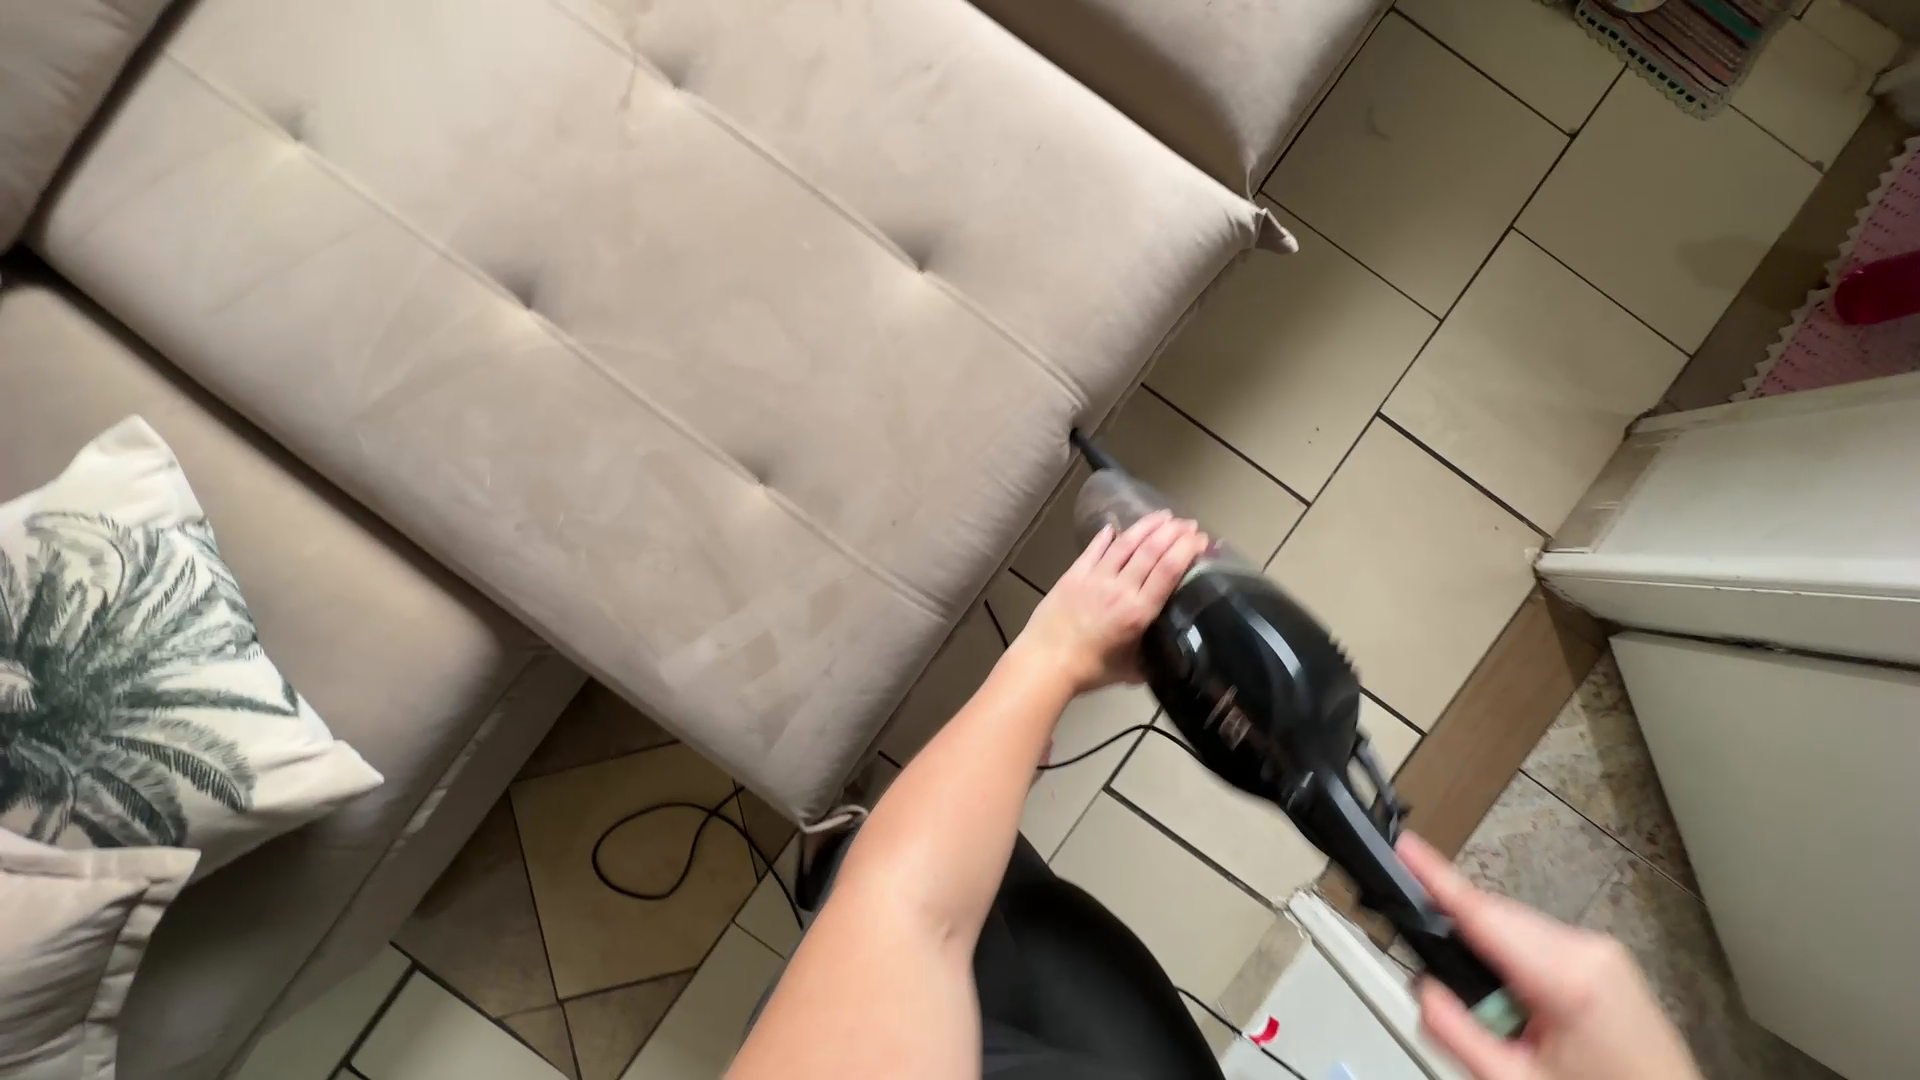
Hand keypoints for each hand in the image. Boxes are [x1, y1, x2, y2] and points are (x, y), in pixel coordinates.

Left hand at [1010, 510, 1207, 693]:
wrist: (1045, 662)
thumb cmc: (1089, 670)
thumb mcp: (1130, 671)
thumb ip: (1151, 661)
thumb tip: (1170, 658)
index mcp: (1139, 612)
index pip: (1169, 570)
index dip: (1187, 549)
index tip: (1201, 539)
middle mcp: (1120, 588)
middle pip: (1151, 550)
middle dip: (1173, 532)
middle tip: (1188, 524)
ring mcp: (1095, 578)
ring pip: (1126, 544)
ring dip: (1147, 526)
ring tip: (1163, 515)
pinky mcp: (1073, 574)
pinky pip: (1094, 549)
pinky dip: (1106, 537)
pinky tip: (1115, 527)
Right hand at [1397, 834, 1702, 1079]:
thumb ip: (1457, 1032)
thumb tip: (1422, 989)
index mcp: (1570, 979)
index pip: (1482, 912)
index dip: (1435, 875)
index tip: (1405, 847)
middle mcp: (1590, 952)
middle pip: (1494, 917)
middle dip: (1459, 937)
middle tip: (1450, 987)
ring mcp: (1603, 953)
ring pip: (1512, 925)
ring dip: (1487, 951)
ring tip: (1500, 1016)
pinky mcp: (1605, 960)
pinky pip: (1535, 938)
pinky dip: (1512, 958)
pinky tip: (1521, 1004)